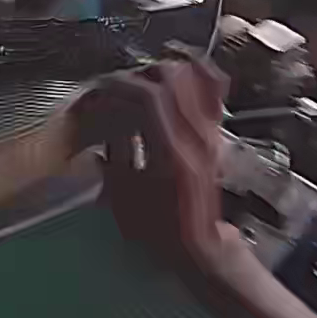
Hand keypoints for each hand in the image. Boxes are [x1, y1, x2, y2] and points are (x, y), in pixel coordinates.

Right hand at [75, 55, 316, 317]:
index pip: (148, 97)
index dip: (120, 84)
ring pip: (193, 78)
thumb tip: (102, 129)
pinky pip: (212, 91)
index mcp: (169, 151)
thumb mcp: (124, 196)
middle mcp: (194, 135)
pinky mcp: (215, 133)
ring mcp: (210, 132)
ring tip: (141, 81)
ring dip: (162, 72)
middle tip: (119, 85)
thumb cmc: (159, 229)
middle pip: (172, 78)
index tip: (101, 86)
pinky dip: (195, 76)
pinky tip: (178, 75)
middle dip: (139, 73)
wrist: (200, 245)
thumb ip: (113, 157)